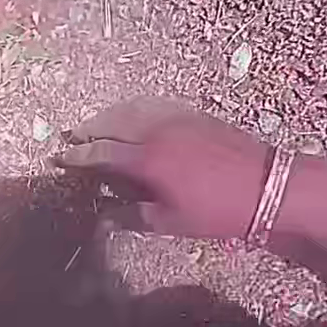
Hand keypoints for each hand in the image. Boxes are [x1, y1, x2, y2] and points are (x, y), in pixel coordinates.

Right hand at [53, 98, 270, 237]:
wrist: (267, 185)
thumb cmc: (218, 211)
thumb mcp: (172, 221)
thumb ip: (133, 216)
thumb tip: (104, 217)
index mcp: (147, 159)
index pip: (101, 153)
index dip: (77, 156)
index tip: (60, 158)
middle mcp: (156, 131)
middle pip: (111, 123)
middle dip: (88, 130)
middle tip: (71, 137)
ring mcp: (175, 118)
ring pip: (131, 109)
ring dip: (108, 115)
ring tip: (96, 124)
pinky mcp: (192, 113)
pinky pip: (154, 105)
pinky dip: (134, 108)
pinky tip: (132, 115)